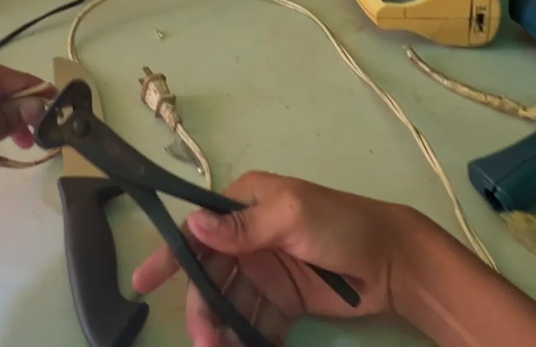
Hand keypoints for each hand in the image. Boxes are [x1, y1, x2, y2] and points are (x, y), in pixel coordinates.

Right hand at [131, 171, 423, 346]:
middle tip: (205, 342)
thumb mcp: (291, 215)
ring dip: (224, 330)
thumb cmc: (339, 223)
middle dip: (203, 308)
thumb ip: (243, 226)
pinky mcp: (284, 300)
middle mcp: (249, 236)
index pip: (199, 229)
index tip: (142, 283)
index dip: (170, 254)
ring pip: (231, 303)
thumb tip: (194, 224)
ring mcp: (266, 269)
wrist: (392, 260)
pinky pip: (256, 322)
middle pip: (211, 275)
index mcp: (246, 203)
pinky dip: (250, 339)